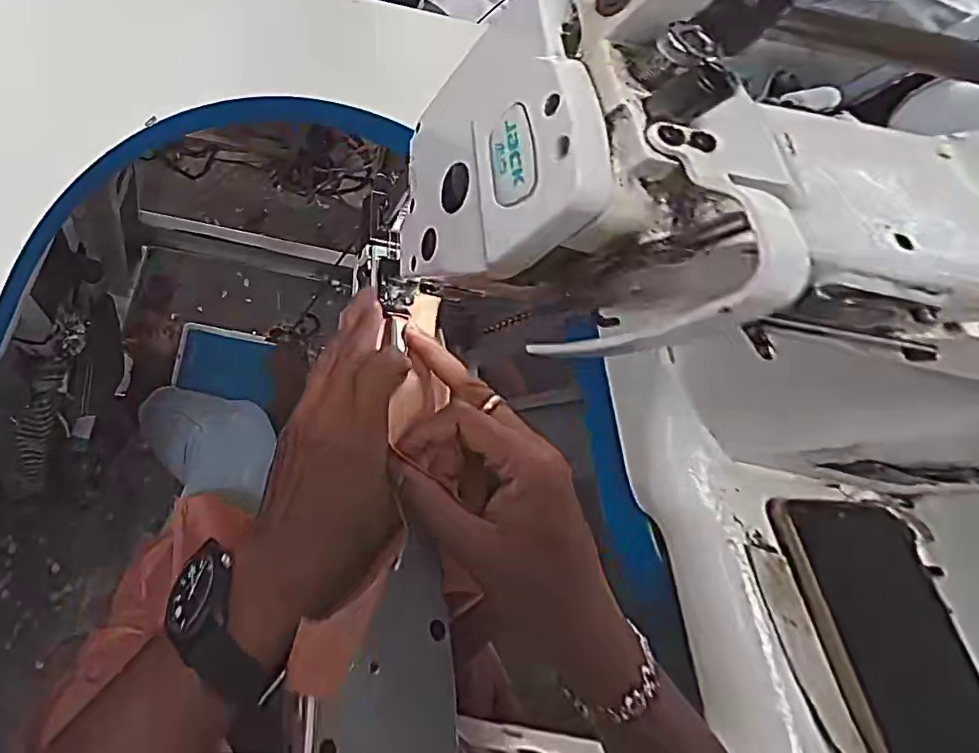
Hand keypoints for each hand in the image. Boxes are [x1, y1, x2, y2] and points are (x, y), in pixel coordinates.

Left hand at [241, 291, 409, 632]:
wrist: (284, 561)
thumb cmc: (341, 543)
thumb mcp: (391, 503)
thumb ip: (401, 456)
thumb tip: (408, 429)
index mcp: (359, 436)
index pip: (377, 373)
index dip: (394, 353)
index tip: (406, 344)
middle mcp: (328, 419)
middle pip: (348, 358)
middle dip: (364, 325)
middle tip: (376, 301)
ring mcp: (306, 420)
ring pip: (328, 364)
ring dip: (343, 334)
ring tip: (356, 312)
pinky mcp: (292, 428)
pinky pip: (314, 380)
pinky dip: (328, 358)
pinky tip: (334, 351)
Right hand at [389, 331, 644, 707]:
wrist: (582, 634)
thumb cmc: (542, 599)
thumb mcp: (475, 550)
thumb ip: (429, 501)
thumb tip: (396, 467)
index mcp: (529, 462)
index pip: (465, 418)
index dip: (426, 431)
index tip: (401, 456)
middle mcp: (534, 452)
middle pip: (480, 398)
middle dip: (443, 371)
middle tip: (412, 343)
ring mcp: (533, 464)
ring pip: (481, 420)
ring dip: (445, 428)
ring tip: (415, 444)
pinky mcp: (526, 480)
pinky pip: (485, 449)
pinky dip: (456, 452)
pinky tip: (436, 467)